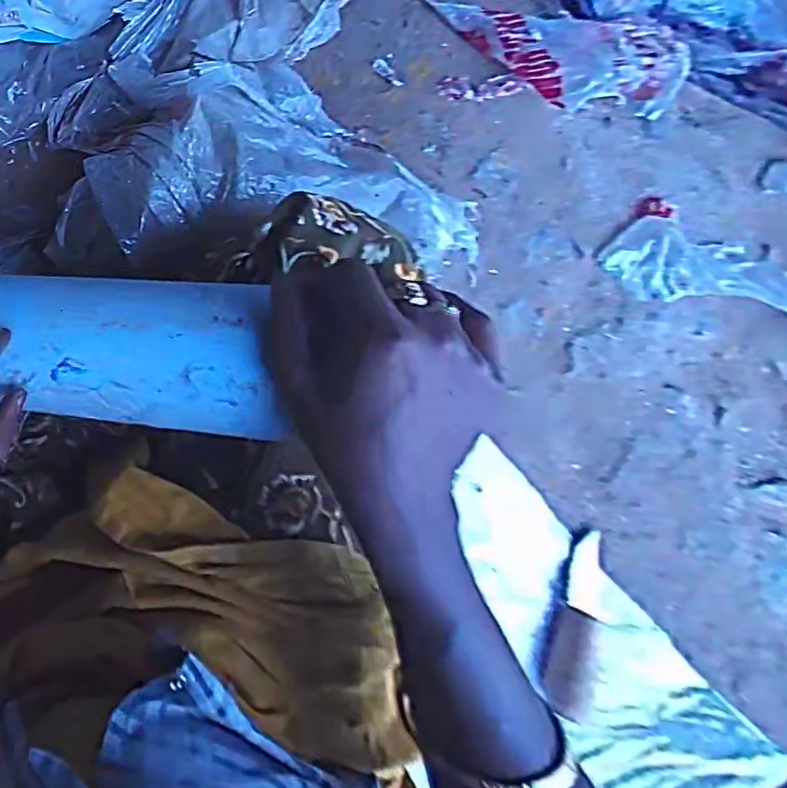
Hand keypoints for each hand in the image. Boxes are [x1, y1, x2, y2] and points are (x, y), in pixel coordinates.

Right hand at [265, 260, 505, 548]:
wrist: (421, 514)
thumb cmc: (351, 454)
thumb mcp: (301, 394)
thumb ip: (289, 329)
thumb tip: (288, 282)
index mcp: (381, 336)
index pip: (351, 273)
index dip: (327, 281)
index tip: (316, 301)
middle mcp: (433, 332)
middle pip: (390, 284)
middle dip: (361, 297)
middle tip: (345, 331)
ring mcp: (471, 352)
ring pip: (428, 303)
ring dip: (401, 311)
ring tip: (387, 347)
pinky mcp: (497, 372)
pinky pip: (473, 322)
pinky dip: (448, 316)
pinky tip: (431, 333)